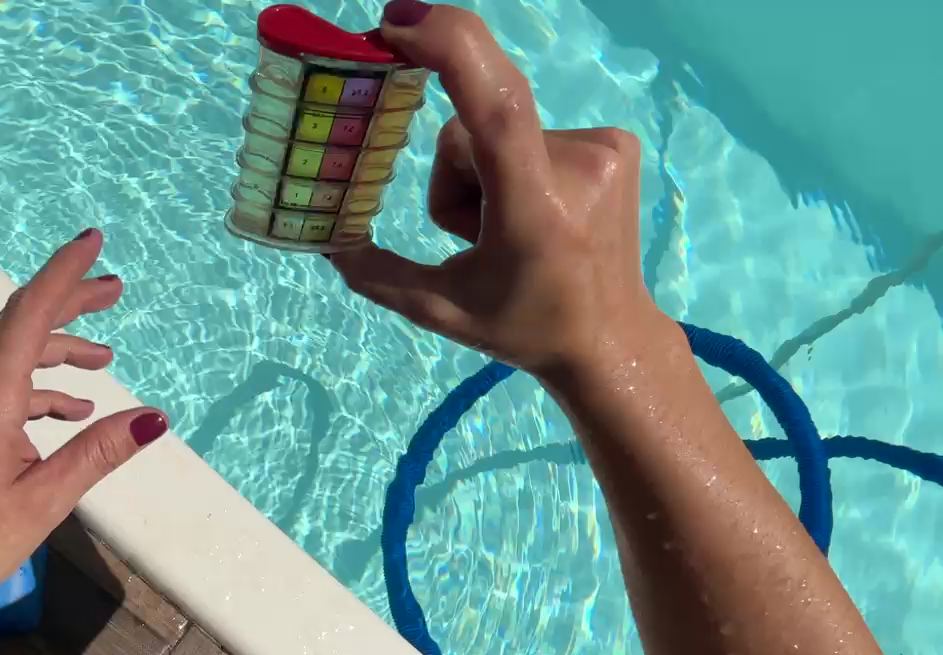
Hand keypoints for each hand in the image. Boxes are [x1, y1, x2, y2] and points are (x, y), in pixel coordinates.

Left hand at [0, 229, 167, 630]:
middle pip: (17, 323)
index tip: (93, 243)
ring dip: (54, 350)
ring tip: (103, 362)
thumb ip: (96, 453)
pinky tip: (66, 409)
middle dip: (68, 304)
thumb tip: (153, 418)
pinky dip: (33, 387)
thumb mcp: (43, 501)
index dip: (64, 275)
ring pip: (5, 353)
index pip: (28, 315)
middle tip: (114, 291)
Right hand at [329, 0, 680, 373]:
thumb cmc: (520, 328)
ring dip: (480, 175)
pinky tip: (533, 212)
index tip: (398, 22)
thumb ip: (377, 276)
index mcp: (533, 213)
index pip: (496, 106)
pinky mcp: (615, 139)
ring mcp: (604, 147)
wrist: (605, 335)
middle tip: (475, 238)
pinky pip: (529, 130)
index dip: (449, 49)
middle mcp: (577, 166)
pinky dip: (512, 167)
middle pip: (470, 133)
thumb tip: (327, 243)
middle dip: (453, 179)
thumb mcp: (438, 311)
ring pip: (497, 131)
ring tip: (504, 231)